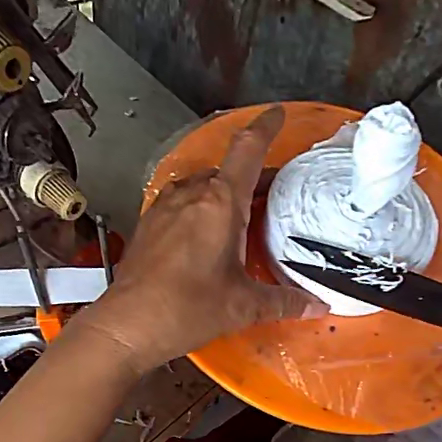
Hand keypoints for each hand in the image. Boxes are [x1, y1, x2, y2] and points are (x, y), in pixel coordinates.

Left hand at [70, 106, 323, 372]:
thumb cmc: (184, 310)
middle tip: (273, 194)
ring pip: (201, 187)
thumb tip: (315, 305)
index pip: (247, 149)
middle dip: (252, 177)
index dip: (266, 127)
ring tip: (241, 216)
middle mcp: (190, 196)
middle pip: (228, 171)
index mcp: (220, 203)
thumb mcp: (242, 306)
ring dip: (223, 194)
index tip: (277, 115)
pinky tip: (204, 235)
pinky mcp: (148, 226)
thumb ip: (283, 302)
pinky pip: (180, 205)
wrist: (127, 326)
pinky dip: (199, 210)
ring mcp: (164, 209)